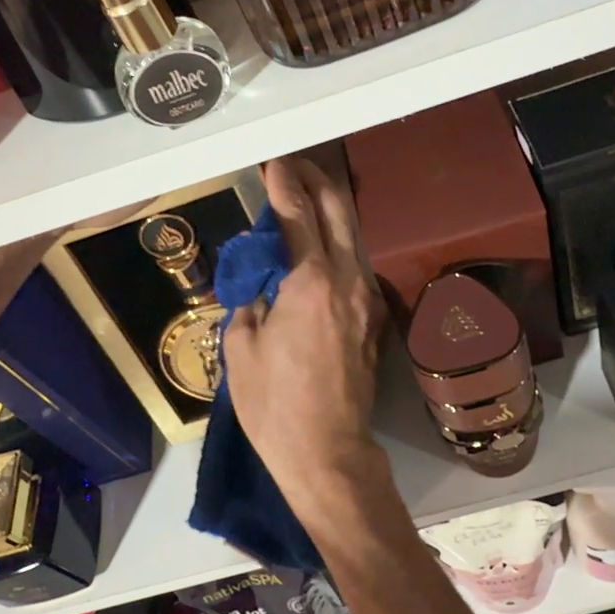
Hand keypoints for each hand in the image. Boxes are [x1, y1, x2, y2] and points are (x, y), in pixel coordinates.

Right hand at [223, 158, 387, 511]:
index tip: (273, 161)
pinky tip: (316, 245)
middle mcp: (348, 278)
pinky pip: (355, 262)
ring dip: (329, 209)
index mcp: (311, 281)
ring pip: (353, 233)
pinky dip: (336, 241)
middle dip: (316, 180)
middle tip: (293, 167)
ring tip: (303, 197)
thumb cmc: (275, 405)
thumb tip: (259, 277)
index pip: (298, 213)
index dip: (284, 182)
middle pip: (338, 210)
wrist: (328, 452)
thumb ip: (250, 298)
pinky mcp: (373, 317)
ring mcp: (367, 297)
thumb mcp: (241, 348)